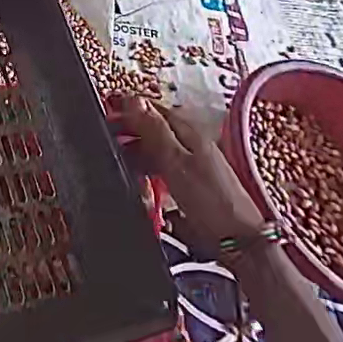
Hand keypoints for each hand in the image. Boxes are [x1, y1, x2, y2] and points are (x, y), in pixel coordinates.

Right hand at [107, 95, 265, 252]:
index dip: (127, 107)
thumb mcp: (175, 160)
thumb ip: (153, 130)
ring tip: (120, 164)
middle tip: (106, 139)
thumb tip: (133, 99)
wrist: (238, 241)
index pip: (152, 109)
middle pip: (153, 129)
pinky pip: (162, 170)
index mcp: (188, 132)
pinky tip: (141, 185)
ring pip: (156, 150)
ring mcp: (192, 165)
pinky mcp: (191, 185)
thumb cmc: (208, 199)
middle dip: (128, 131)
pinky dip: (147, 172)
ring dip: (136, 153)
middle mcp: (191, 144)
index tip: (104, 111)